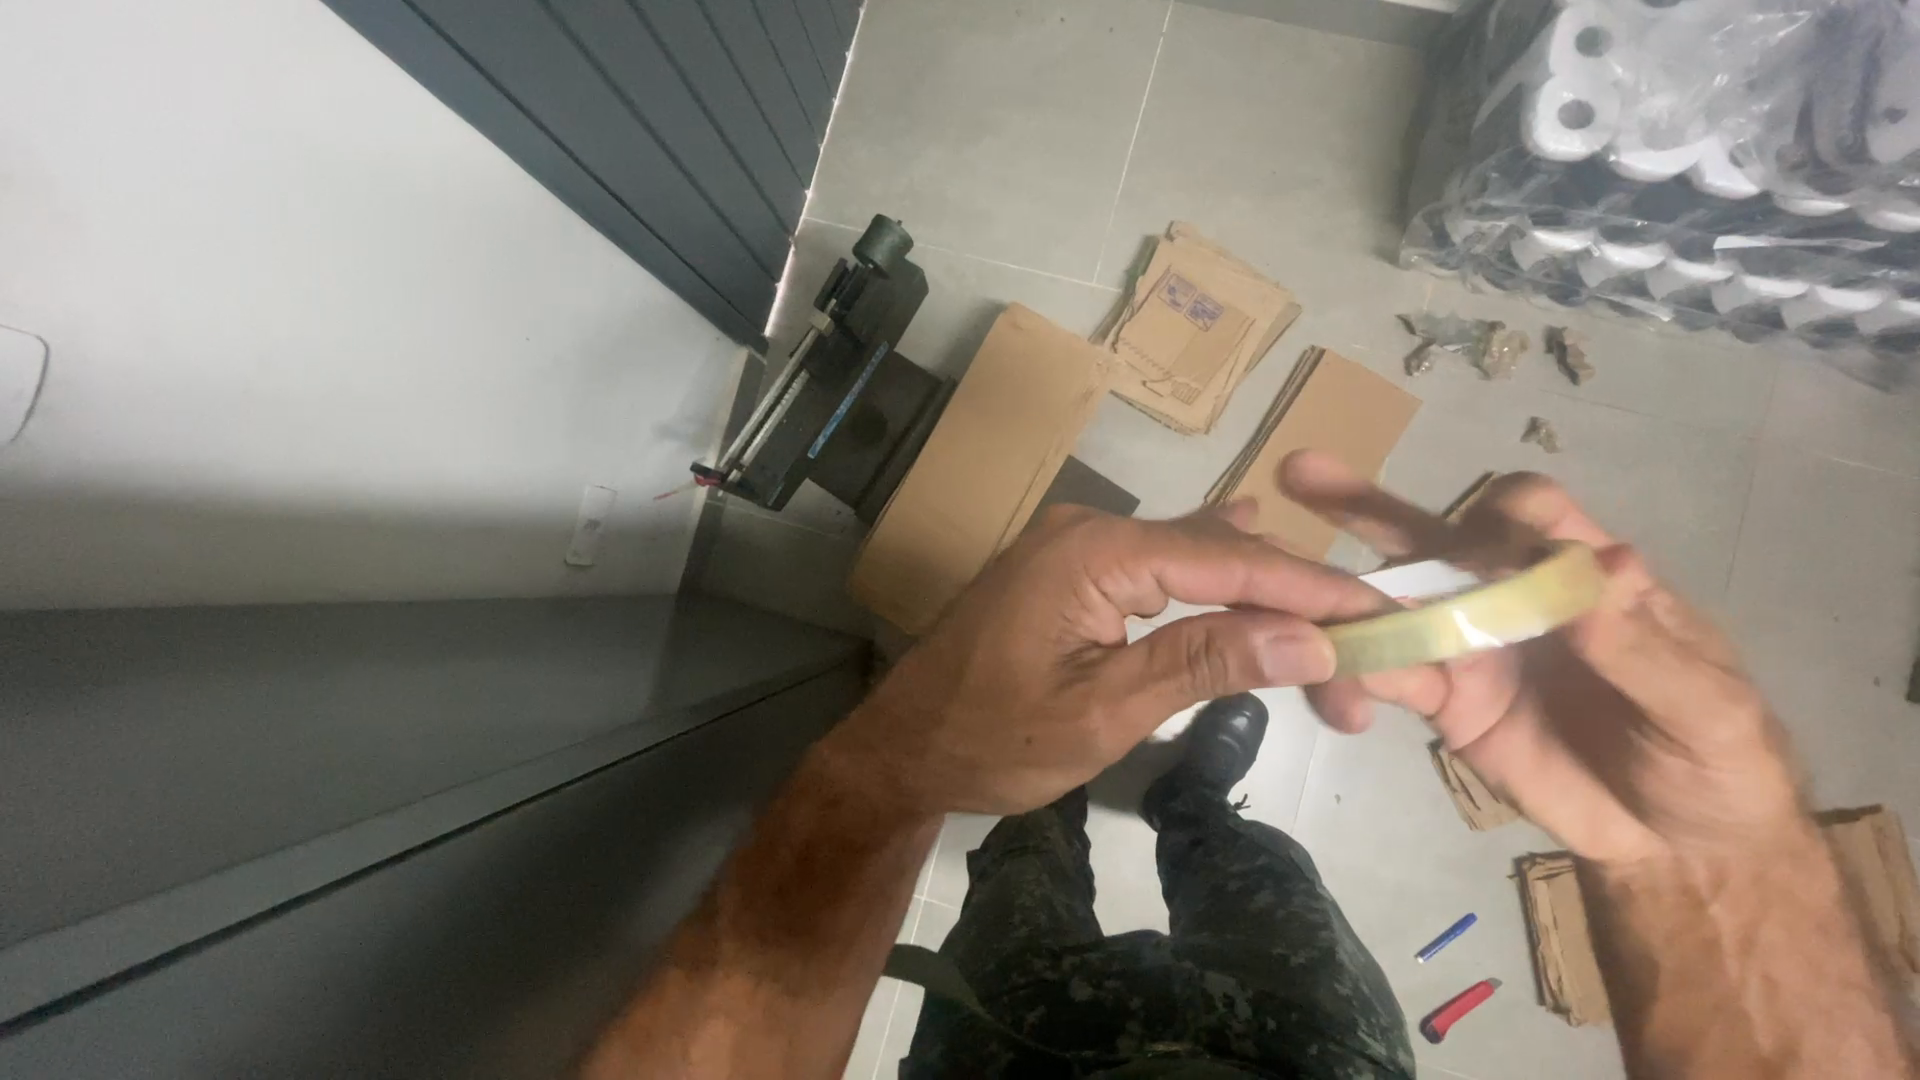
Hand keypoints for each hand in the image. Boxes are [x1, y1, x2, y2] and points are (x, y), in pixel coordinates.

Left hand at [822, 502, 1387, 817]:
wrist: (902, 749)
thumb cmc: (992, 739)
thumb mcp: (1104, 711)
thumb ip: (1203, 664)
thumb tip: (1311, 638)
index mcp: (1095, 551)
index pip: (1230, 560)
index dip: (1314, 590)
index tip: (1390, 616)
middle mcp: (1088, 529)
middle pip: (1216, 554)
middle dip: (1292, 603)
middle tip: (1366, 660)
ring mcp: (1074, 546)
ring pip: (1189, 560)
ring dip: (1256, 601)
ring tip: (1329, 640)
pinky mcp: (1067, 572)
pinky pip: (1154, 570)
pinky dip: (1209, 593)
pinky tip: (1252, 575)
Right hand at [1280, 450, 1805, 865]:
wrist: (1671, 844)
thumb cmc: (1713, 760)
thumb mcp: (1710, 709)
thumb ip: (1647, 648)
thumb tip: (1604, 568)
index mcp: (1576, 576)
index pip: (1529, 514)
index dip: (1502, 518)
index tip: (1487, 545)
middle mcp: (1504, 596)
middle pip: (1428, 538)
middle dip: (1360, 504)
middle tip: (1297, 472)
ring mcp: (1463, 646)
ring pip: (1385, 603)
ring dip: (1332, 595)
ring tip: (1274, 597)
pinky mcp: (1437, 699)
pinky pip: (1382, 674)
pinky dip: (1351, 675)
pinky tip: (1336, 691)